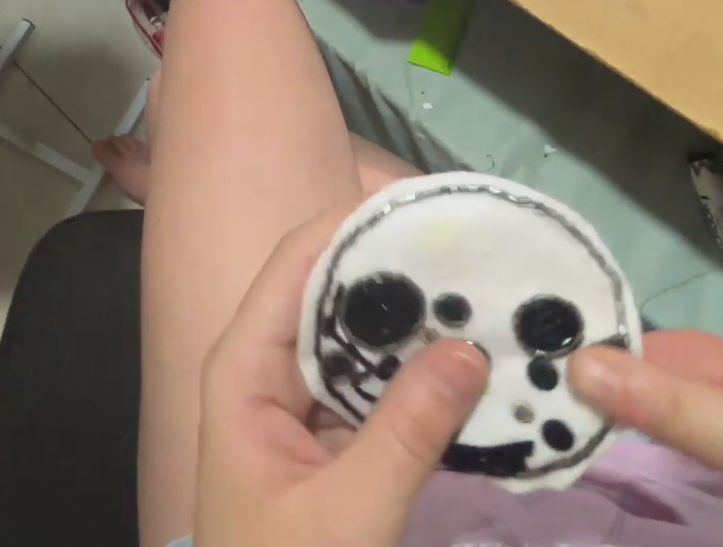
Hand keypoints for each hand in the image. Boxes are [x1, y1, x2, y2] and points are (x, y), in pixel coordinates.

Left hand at [192, 205, 491, 546]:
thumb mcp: (346, 514)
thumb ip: (405, 433)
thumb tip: (469, 349)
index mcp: (244, 365)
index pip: (294, 266)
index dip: (349, 227)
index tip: (418, 207)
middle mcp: (267, 364)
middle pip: (327, 290)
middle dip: (391, 266)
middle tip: (466, 246)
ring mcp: (299, 396)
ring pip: (354, 334)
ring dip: (409, 314)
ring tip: (478, 286)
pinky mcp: (329, 429)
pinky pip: (371, 378)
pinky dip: (414, 365)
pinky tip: (465, 352)